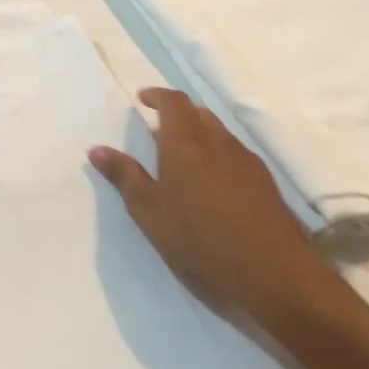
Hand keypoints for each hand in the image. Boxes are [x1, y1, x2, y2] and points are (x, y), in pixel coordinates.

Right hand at [89, 87, 341, 325]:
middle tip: (156, 132)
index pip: (175, 103)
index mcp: (186, 145)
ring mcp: (247, 163)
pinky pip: (235, 155)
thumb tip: (97, 149)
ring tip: (180, 160)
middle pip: (200, 114)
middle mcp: (219, 144)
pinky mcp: (265, 184)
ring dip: (199, 136)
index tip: (142, 99)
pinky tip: (210, 185)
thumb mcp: (149, 211)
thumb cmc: (198, 239)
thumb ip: (124, 176)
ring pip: (220, 134)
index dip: (158, 96)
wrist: (271, 272)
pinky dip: (217, 156)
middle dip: (178, 115)